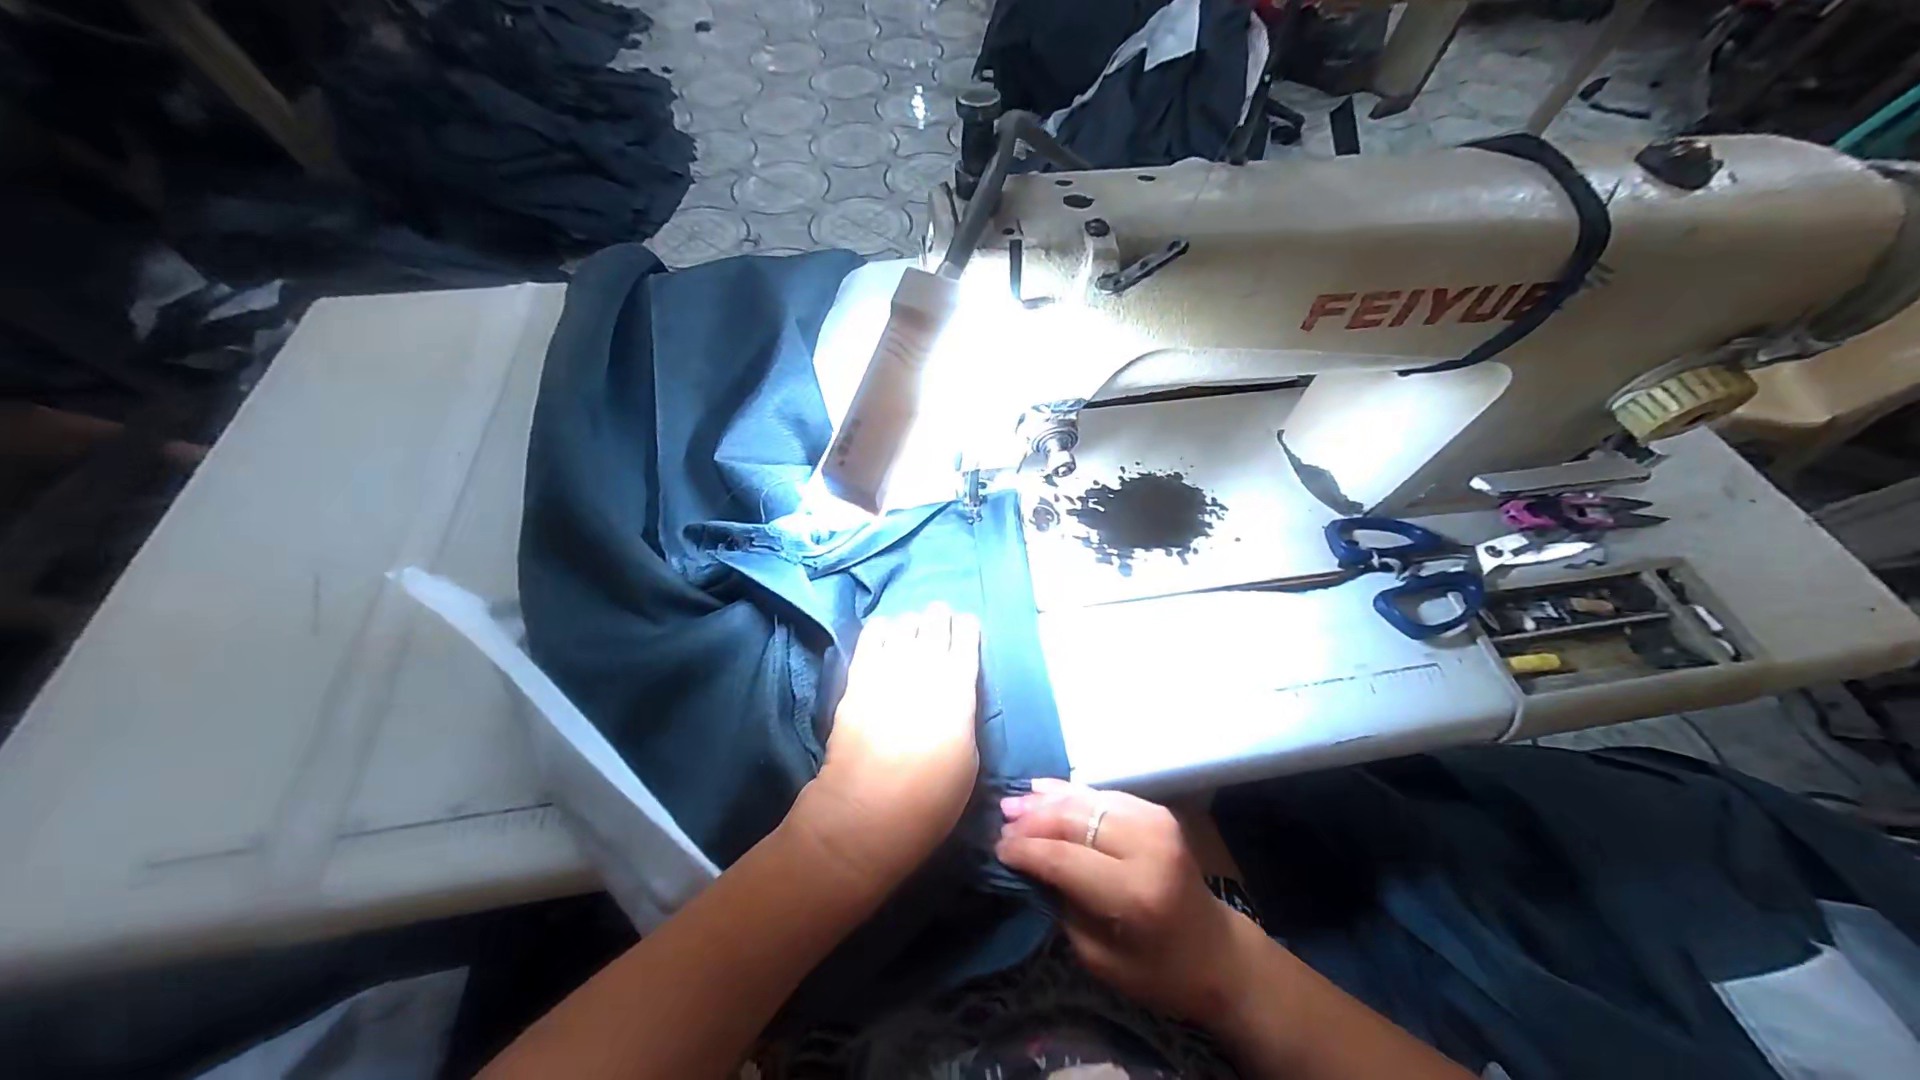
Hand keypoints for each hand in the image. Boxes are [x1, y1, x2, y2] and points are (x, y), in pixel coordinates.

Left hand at [787, 604, 981, 895]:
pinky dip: (880, 629)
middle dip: (939, 617)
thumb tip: (953, 698)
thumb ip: (962, 715)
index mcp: (959, 688)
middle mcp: (926, 668)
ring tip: (913, 626)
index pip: (966, 639)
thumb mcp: (969, 757)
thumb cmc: (931, 796)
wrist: (869, 809)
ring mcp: (889, 669)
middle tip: (940, 616)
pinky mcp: (858, 678)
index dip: (967, 628)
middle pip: (934, 624)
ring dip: (911, 622)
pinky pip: (870, 638)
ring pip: (903, 625)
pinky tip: (885, 630)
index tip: (967, 626)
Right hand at [996, 779, 1273, 1024]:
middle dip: (1032, 820)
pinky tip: (1044, 791)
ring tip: (1014, 803)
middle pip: (1073, 820)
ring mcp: (1157, 822)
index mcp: (1136, 893)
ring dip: (1047, 800)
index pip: (1063, 857)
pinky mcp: (1157, 811)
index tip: (997, 848)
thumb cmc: (1157, 971)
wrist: (1217, 952)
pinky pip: (1103, 795)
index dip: (1024, 850)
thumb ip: (1062, 903)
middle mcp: (1149, 847)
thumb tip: (1026, 861)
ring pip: (1086, 799)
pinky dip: (1071, 793)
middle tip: (1000, 822)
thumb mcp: (1097, 956)